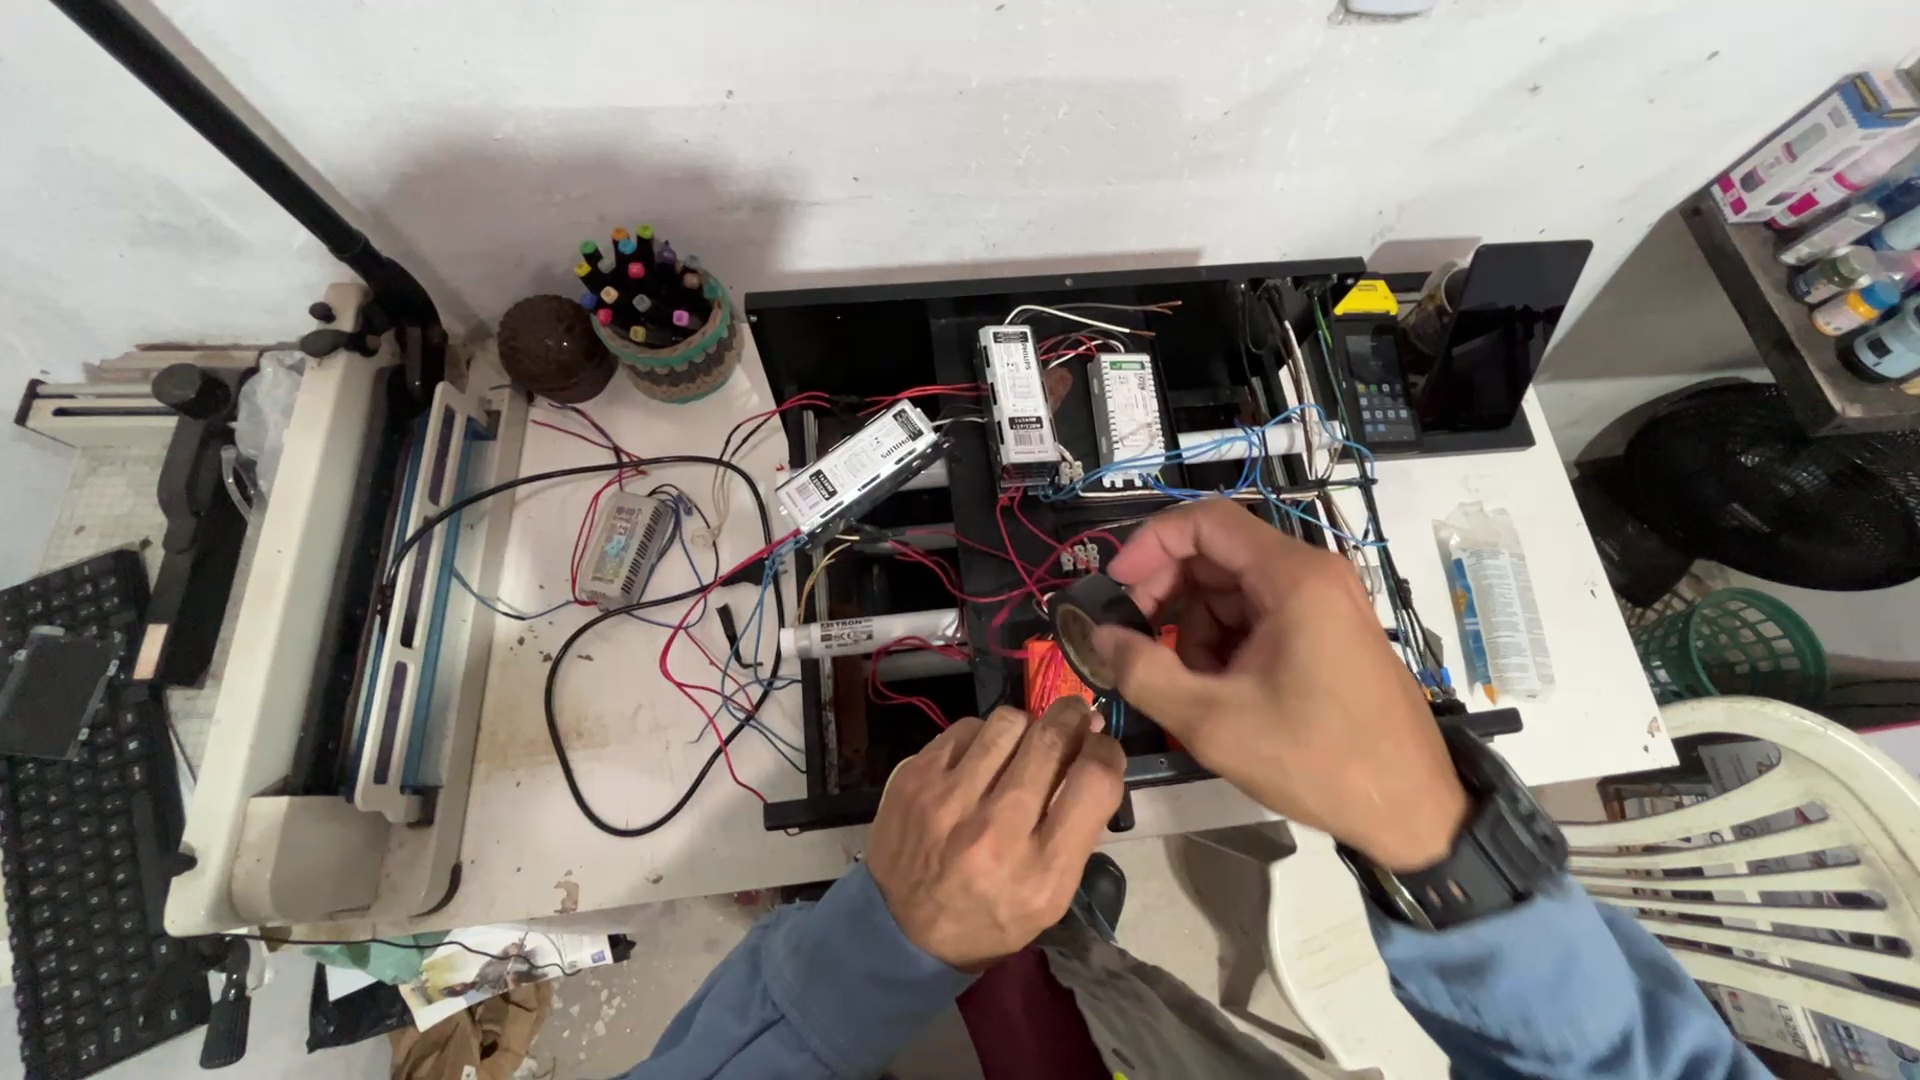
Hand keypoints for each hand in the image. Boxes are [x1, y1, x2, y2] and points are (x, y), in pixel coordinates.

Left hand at [866, 698, 1124, 970]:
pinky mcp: (914, 778)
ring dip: (1027, 724)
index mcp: (1041, 871)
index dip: (1107, 751)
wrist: (902, 928)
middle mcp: (995, 831)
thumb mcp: (1051, 896)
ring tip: (1026, 740)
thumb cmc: (990, 914)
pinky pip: (965, 728)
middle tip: (1075, 716)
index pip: (1093, 781)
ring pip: (1007, 722)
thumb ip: (1078, 829)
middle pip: (1050, 740)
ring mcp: (948, 800)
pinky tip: (984, 755)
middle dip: (1072, 717)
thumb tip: (1093, 752)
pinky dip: (984, 735)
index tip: (1103, 746)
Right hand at [1090, 499, 1467, 871]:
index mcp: (1292, 577)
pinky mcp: (1324, 629)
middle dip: (1167, 594)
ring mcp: (1322, 601)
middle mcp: (1311, 574)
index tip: (1115, 584)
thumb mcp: (1211, 721)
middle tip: (1136, 641)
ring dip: (1195, 628)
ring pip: (1230, 589)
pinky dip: (1224, 642)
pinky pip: (1255, 614)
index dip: (1150, 544)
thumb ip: (1141, 672)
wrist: (1413, 811)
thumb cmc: (1315, 760)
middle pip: (1215, 554)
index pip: (1205, 521)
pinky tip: (1221, 689)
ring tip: (1191, 685)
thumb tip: (1097, 636)